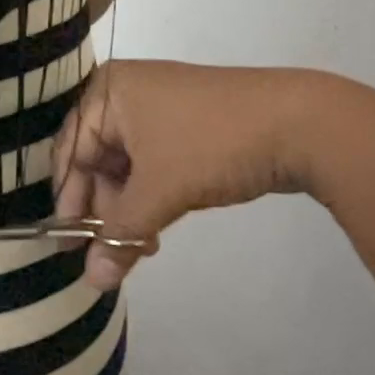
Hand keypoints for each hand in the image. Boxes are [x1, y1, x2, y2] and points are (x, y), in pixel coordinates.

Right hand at [52, 61, 331, 289]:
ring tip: (139, 249)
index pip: (71, 152)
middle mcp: (127, 93)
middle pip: (97, 161)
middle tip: (109, 255)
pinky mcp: (188, 126)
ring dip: (130, 211)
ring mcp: (160, 108)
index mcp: (108, 92)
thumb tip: (92, 282)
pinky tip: (155, 232)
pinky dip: (152, 198)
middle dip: (105, 211)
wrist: (304, 124)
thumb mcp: (160, 190)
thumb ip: (119, 235)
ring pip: (127, 169)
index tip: (69, 247)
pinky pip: (153, 166)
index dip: (70, 202)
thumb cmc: (214, 144)